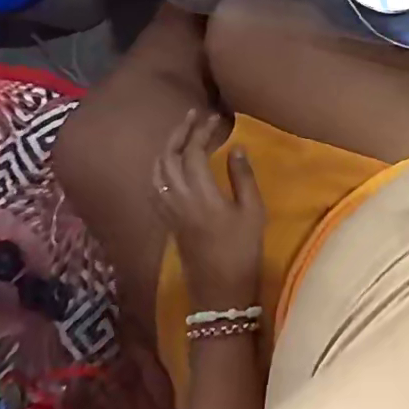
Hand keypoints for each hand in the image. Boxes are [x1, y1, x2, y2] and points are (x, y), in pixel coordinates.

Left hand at [152, 109, 264, 309]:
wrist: (220, 292)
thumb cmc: (242, 250)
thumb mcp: (252, 211)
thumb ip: (242, 176)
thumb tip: (235, 147)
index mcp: (200, 195)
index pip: (193, 153)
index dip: (202, 131)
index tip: (215, 117)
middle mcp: (178, 200)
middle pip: (169, 158)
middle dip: (179, 133)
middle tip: (194, 116)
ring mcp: (169, 212)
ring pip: (158, 172)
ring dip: (168, 148)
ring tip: (182, 134)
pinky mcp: (167, 222)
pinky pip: (156, 187)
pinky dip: (161, 168)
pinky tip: (172, 164)